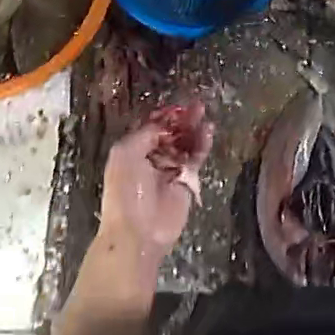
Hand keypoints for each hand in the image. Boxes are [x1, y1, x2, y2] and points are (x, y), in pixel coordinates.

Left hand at [96, 104, 213, 266]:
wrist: (138, 231)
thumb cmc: (126, 190)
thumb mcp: (126, 153)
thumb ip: (145, 133)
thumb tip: (164, 124)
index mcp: (133, 150)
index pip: (151, 127)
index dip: (164, 115)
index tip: (177, 104)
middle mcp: (152, 157)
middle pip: (171, 133)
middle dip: (182, 119)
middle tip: (197, 104)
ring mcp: (170, 169)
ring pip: (185, 143)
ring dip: (193, 128)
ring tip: (204, 112)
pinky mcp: (187, 181)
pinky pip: (196, 158)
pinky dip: (202, 144)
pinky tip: (208, 130)